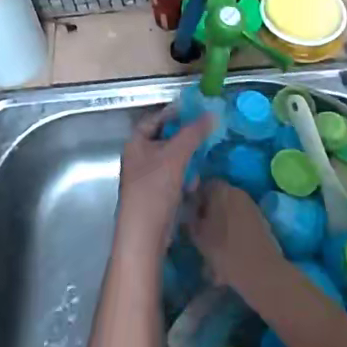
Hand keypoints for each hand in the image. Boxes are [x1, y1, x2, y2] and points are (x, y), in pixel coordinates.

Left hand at [115, 104, 210, 252]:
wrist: (144, 235)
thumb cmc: (154, 190)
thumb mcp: (174, 157)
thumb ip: (192, 134)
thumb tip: (211, 114)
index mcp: (135, 143)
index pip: (154, 119)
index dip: (173, 113)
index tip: (195, 111)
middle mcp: (138, 157)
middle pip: (164, 139)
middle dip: (184, 139)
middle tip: (205, 135)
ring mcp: (146, 177)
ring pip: (171, 160)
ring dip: (186, 160)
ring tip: (200, 163)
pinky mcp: (156, 195)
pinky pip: (173, 178)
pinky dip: (184, 178)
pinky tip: (193, 185)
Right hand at [188, 180, 284, 290]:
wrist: (261, 271)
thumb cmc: (224, 249)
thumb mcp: (197, 234)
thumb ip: (190, 218)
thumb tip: (189, 212)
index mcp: (220, 189)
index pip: (202, 186)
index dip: (194, 201)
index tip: (189, 217)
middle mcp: (237, 192)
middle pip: (217, 198)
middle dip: (208, 212)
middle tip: (200, 231)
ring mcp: (252, 206)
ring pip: (230, 211)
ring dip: (221, 224)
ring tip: (214, 245)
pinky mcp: (262, 222)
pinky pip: (241, 223)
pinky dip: (234, 232)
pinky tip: (229, 250)